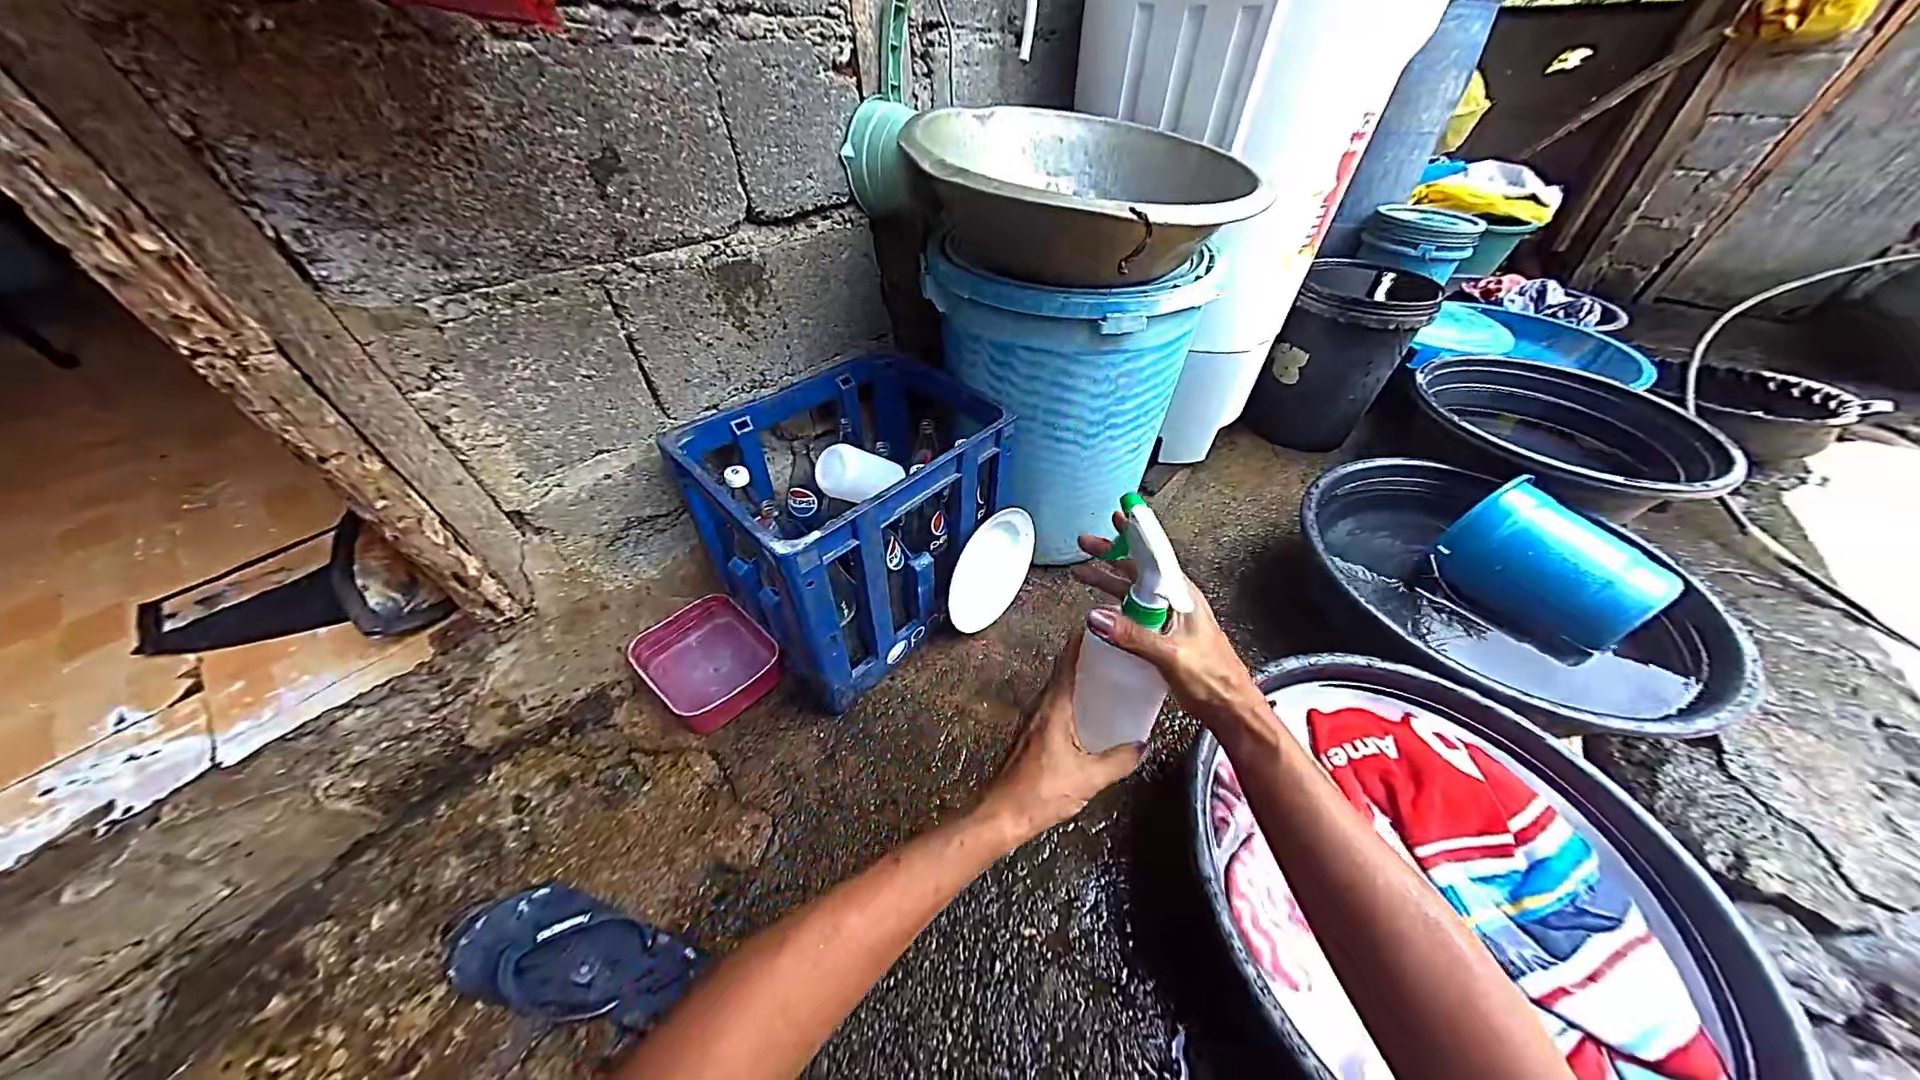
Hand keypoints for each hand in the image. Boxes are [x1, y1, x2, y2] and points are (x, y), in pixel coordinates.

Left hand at [979, 631, 1140, 840]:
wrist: (1003, 813)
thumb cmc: (1040, 793)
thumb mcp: (1090, 778)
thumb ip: (1120, 760)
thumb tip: (1141, 746)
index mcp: (1053, 708)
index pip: (1066, 663)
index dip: (1080, 643)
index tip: (1096, 628)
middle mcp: (1039, 708)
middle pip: (1061, 672)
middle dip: (1084, 659)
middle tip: (1110, 653)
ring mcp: (1031, 720)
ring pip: (1057, 690)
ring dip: (1076, 680)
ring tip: (1103, 679)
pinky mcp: (1030, 735)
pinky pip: (1053, 706)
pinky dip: (1070, 699)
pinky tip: (1085, 715)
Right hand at [1072, 514, 1266, 733]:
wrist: (1232, 708)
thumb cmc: (1214, 679)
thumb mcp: (1170, 656)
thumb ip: (1133, 636)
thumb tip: (1096, 616)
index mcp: (1183, 597)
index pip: (1155, 556)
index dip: (1136, 535)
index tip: (1120, 516)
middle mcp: (1176, 602)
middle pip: (1140, 569)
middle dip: (1112, 553)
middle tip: (1086, 544)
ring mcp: (1170, 618)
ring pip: (1135, 589)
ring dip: (1109, 579)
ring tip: (1083, 571)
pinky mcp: (1164, 635)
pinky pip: (1136, 611)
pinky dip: (1116, 603)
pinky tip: (1102, 607)